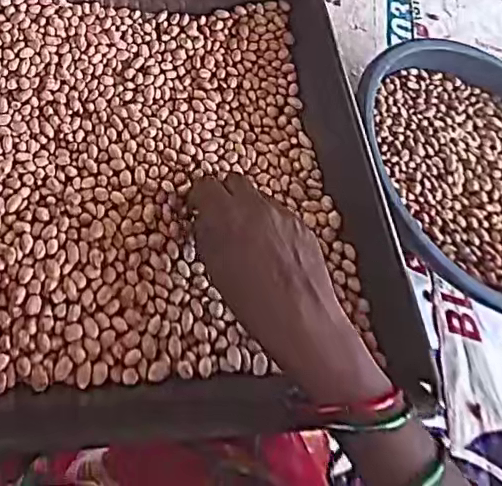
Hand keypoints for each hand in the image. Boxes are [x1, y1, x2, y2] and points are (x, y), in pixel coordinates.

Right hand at [190, 174, 386, 402]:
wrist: (303, 320)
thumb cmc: (252, 302)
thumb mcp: (214, 268)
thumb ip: (206, 234)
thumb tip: (202, 221)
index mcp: (224, 213)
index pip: (204, 184)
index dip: (199, 196)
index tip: (197, 207)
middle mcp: (253, 205)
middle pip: (233, 180)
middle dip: (225, 194)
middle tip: (221, 215)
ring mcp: (280, 213)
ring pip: (258, 197)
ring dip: (249, 209)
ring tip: (249, 237)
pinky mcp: (301, 224)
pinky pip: (279, 214)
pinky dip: (271, 224)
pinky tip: (273, 250)